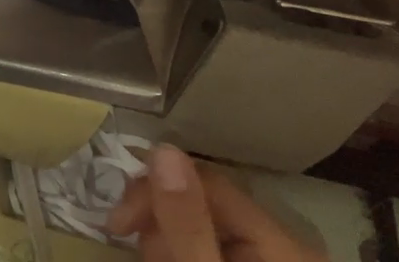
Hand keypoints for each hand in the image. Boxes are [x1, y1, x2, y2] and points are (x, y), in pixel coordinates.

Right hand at [107, 144, 327, 261]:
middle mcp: (282, 241)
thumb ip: (186, 221)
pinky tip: (170, 257)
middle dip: (159, 218)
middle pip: (201, 198)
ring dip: (165, 235)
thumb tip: (162, 147)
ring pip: (200, 220)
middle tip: (130, 242)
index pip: (206, 181)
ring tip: (154, 257)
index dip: (154, 189)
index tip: (116, 223)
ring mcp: (270, 258)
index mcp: (282, 241)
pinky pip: (209, 241)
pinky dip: (180, 247)